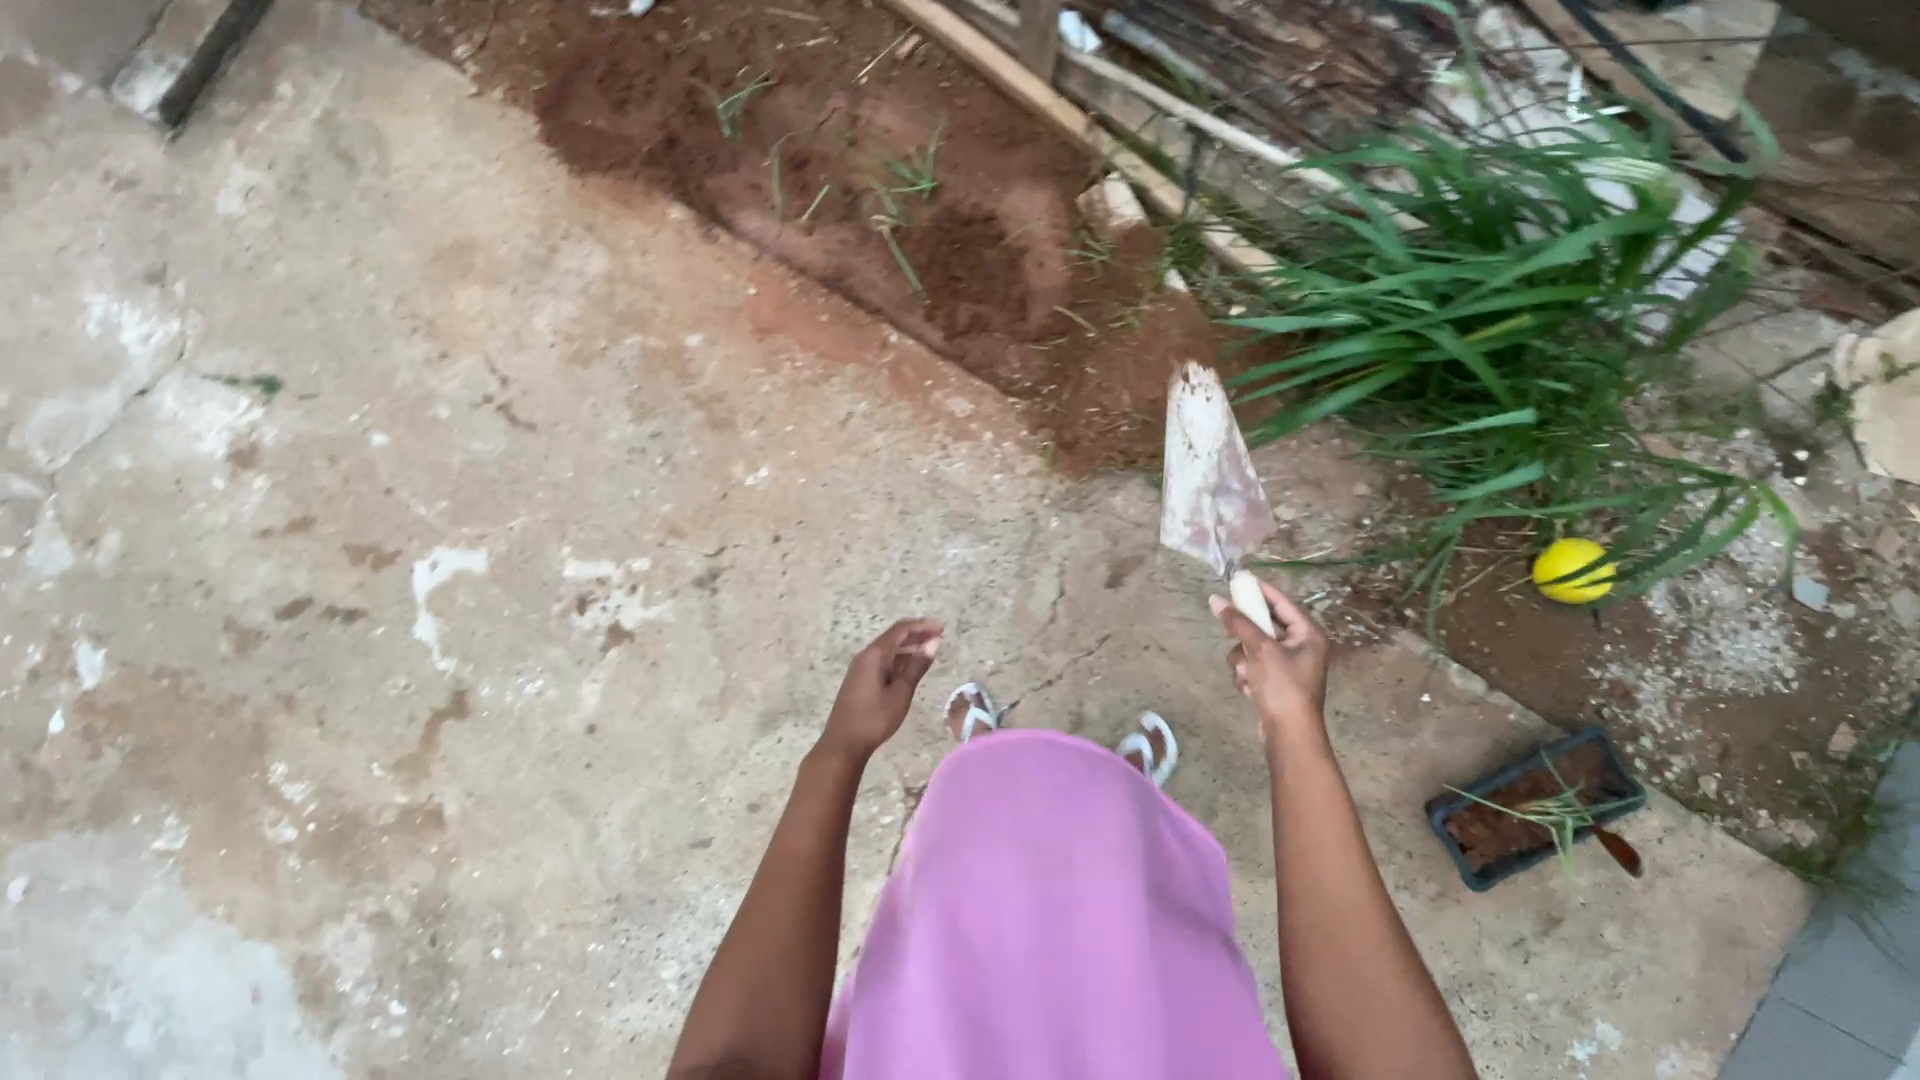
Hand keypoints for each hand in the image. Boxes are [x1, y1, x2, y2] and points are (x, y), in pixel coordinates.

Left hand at [818, 617, 943, 760]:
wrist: (843, 743)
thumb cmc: (875, 718)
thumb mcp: (901, 692)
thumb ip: (917, 666)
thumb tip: (932, 643)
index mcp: (874, 655)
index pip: (900, 630)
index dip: (922, 626)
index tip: (941, 628)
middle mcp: (865, 656)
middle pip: (893, 637)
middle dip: (917, 634)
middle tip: (939, 637)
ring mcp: (860, 668)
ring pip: (887, 649)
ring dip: (908, 647)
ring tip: (929, 651)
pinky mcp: (859, 679)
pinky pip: (882, 661)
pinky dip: (898, 659)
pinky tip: (910, 667)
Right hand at [1210, 578, 1328, 741]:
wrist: (1288, 733)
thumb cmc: (1283, 687)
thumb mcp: (1260, 649)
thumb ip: (1238, 622)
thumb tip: (1215, 599)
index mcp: (1308, 634)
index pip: (1282, 603)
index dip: (1260, 590)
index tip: (1238, 580)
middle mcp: (1300, 647)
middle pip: (1264, 625)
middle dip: (1245, 635)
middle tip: (1227, 629)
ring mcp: (1287, 666)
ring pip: (1252, 647)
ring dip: (1243, 660)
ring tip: (1246, 673)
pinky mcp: (1274, 682)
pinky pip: (1252, 666)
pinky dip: (1246, 675)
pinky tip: (1249, 689)